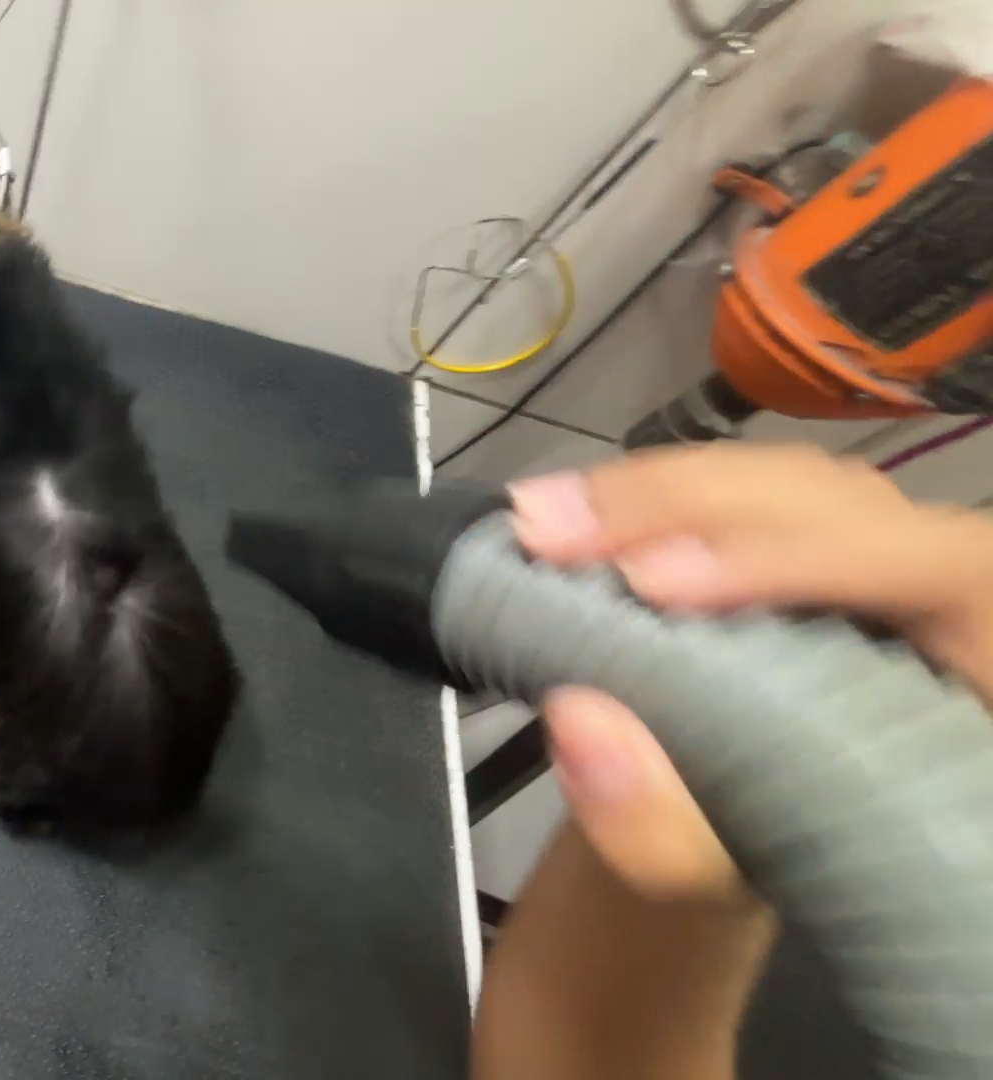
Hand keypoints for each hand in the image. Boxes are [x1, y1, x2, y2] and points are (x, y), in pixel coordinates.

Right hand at [508, 443, 992, 900]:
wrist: (728, 829)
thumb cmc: (747, 857)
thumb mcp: (707, 878)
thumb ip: (657, 831)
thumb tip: (577, 716)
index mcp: (968, 678)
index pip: (940, 571)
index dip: (799, 557)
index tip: (650, 584)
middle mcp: (930, 606)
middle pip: (838, 503)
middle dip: (682, 506)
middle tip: (551, 535)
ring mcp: (849, 563)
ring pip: (773, 482)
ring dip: (641, 491)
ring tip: (537, 519)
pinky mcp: (769, 546)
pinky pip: (715, 492)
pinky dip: (625, 494)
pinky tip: (554, 510)